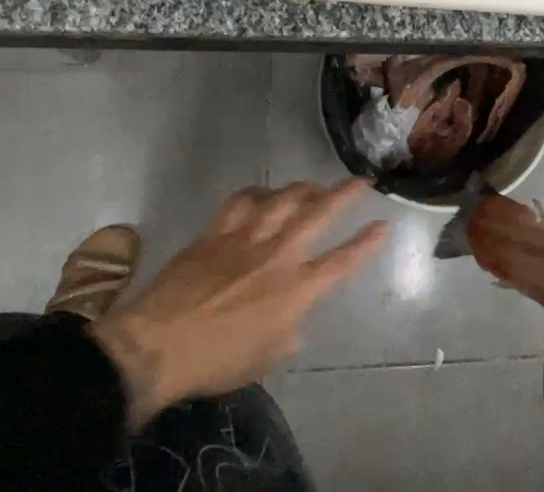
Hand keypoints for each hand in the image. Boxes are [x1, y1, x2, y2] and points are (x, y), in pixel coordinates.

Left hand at [88, 180, 388, 428]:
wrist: (160, 345)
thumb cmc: (216, 362)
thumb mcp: (264, 361)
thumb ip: (287, 336)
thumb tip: (294, 323)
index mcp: (296, 291)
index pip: (342, 261)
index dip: (367, 243)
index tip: (384, 224)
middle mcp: (277, 256)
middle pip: (318, 214)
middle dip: (344, 194)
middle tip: (359, 181)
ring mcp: (245, 239)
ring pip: (282, 199)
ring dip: (302, 188)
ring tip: (312, 186)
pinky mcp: (216, 232)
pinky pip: (242, 201)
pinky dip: (257, 193)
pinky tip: (262, 195)